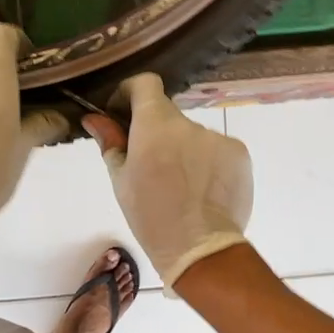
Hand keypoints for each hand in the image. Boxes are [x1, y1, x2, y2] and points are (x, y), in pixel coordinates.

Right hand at [84, 73, 252, 292]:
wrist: (199, 248)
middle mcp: (188, 123)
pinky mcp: (239, 154)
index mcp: (154, 125)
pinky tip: (202, 192)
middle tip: (151, 168)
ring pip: (194, 137)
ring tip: (180, 188)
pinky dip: (208, 165)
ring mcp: (218, 137)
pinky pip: (217, 151)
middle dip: (157, 134)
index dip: (132, 93)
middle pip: (169, 117)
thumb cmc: (151, 216)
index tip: (124, 113)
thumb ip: (111, 143)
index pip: (145, 84)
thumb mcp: (121, 181)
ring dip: (184, 152)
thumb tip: (94, 119)